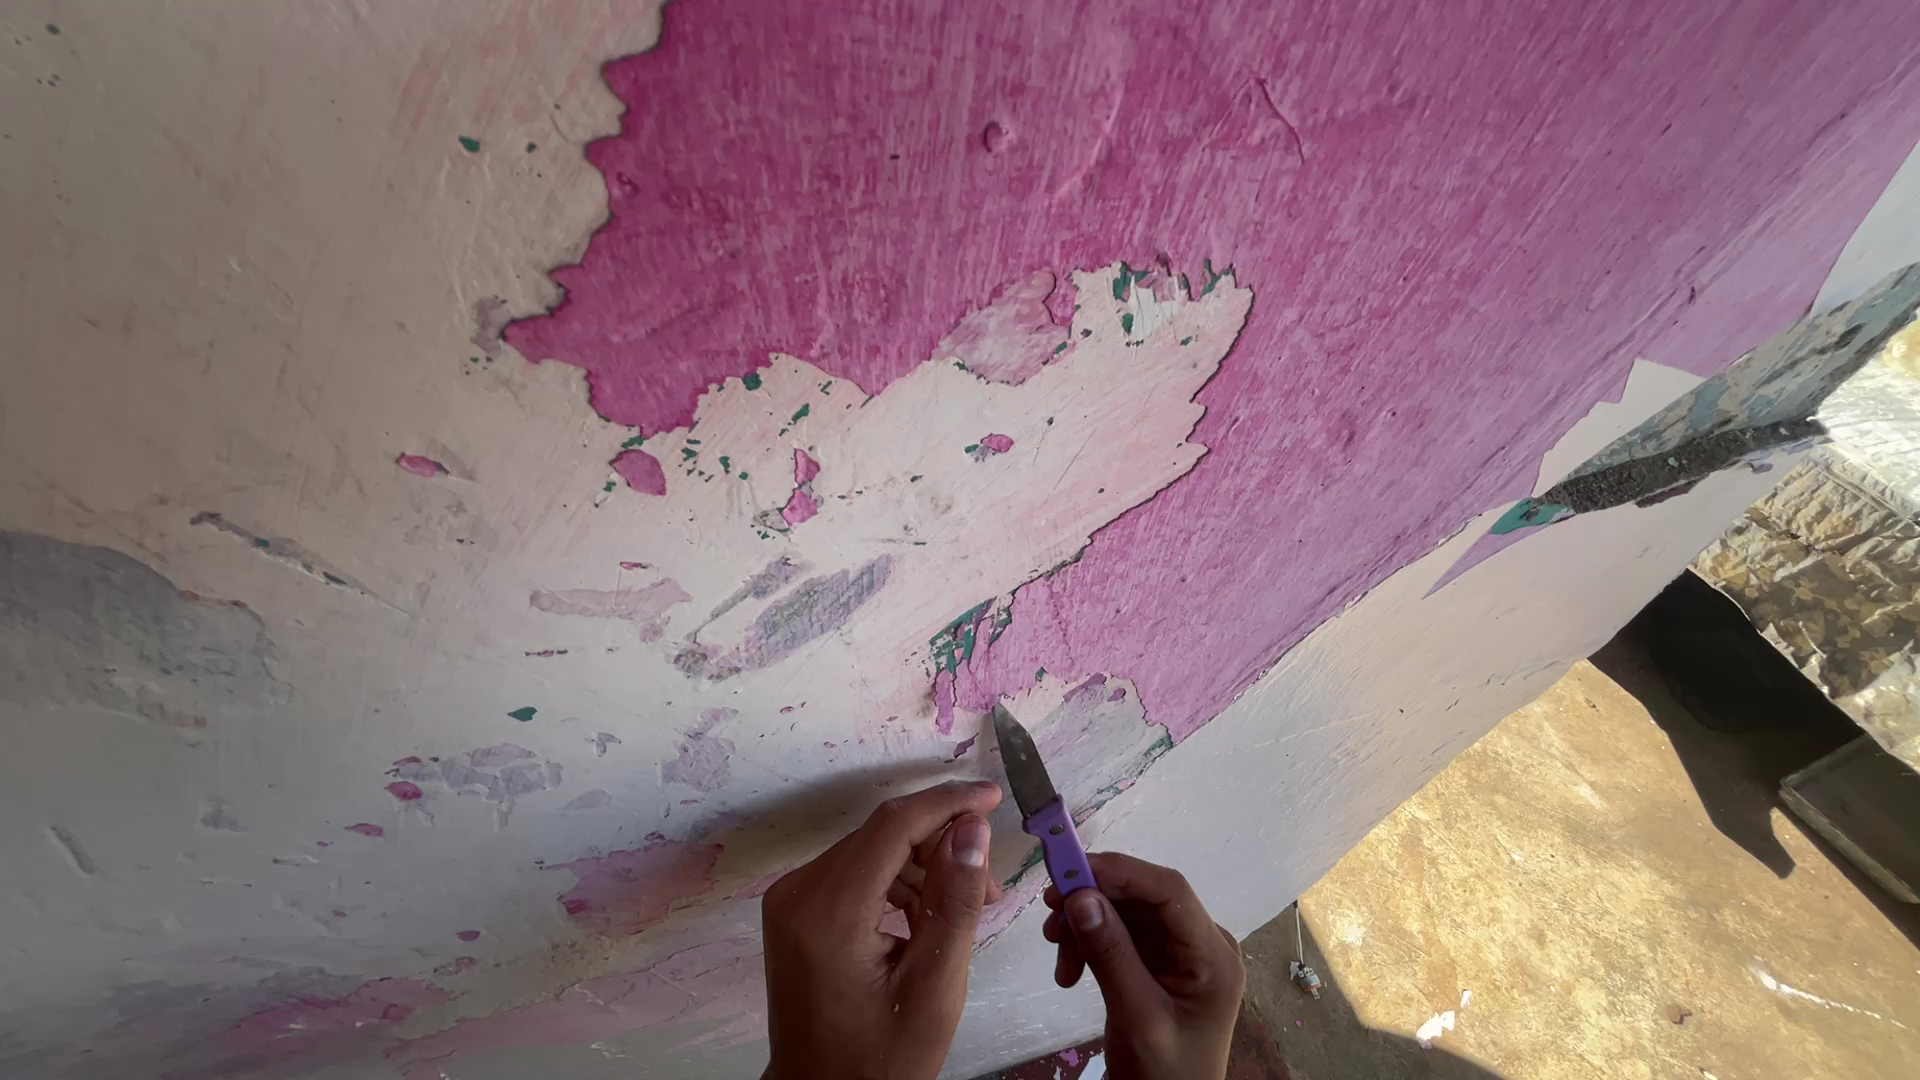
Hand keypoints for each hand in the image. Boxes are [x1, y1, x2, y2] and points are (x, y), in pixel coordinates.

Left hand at [761, 779, 1003, 1079]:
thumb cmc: (880, 1061)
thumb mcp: (934, 989)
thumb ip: (955, 901)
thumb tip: (972, 827)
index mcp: (829, 913)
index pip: (894, 825)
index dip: (947, 803)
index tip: (991, 795)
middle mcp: (799, 890)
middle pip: (884, 834)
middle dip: (942, 844)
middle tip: (989, 883)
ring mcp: (792, 896)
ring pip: (874, 848)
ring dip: (923, 865)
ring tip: (967, 905)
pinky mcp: (796, 905)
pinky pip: (857, 870)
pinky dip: (897, 880)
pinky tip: (927, 914)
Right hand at [1042, 853, 1244, 1079]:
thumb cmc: (1162, 1076)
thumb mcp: (1136, 1018)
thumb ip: (1110, 954)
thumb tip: (1079, 896)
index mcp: (1213, 955)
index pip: (1170, 890)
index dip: (1122, 871)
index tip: (1073, 870)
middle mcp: (1200, 942)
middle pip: (1142, 897)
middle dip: (1093, 899)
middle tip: (1050, 910)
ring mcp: (1179, 949)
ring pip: (1124, 910)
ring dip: (1084, 923)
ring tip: (1055, 951)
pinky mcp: (1158, 958)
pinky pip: (1118, 930)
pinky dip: (1089, 941)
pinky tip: (1068, 969)